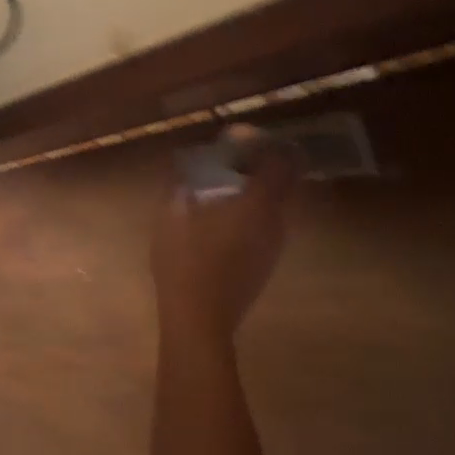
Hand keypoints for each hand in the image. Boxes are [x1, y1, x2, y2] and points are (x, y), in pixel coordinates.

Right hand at [151, 125, 295, 344]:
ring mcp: (273, 245)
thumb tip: (185, 166)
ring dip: (255, 188)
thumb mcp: (172, 214)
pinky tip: (222, 215)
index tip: (240, 136)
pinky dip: (251, 209)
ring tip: (221, 183)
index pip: (279, 164)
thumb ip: (181, 184)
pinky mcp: (265, 262)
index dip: (265, 144)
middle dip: (260, 164)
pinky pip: (266, 223)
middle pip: (282, 183)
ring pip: (275, 205)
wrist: (200, 318)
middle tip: (229, 156)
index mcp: (255, 206)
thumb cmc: (185, 260)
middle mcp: (274, 223)